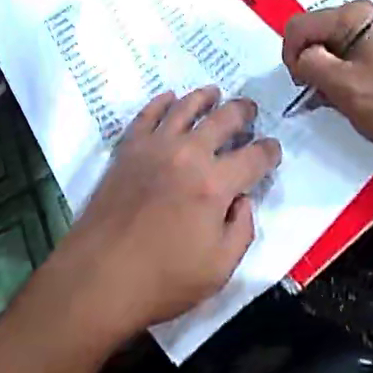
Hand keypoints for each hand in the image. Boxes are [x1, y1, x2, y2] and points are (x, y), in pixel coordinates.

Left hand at [44, 88, 280, 336]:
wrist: (99, 275)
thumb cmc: (163, 280)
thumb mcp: (220, 268)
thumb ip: (241, 228)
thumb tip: (242, 198)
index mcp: (215, 185)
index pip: (254, 157)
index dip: (270, 151)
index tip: (273, 150)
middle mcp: (188, 154)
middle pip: (223, 119)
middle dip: (243, 112)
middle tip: (250, 111)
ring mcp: (155, 146)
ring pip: (185, 107)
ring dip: (205, 97)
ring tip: (214, 93)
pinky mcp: (128, 148)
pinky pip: (148, 114)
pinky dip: (162, 102)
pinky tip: (170, 98)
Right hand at [282, 1, 372, 151]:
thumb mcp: (342, 85)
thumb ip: (310, 64)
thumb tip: (302, 59)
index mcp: (350, 15)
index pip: (298, 26)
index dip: (291, 56)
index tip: (303, 85)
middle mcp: (359, 15)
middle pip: (312, 33)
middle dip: (308, 63)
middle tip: (319, 93)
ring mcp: (371, 31)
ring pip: (326, 47)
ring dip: (323, 72)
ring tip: (336, 98)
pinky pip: (343, 55)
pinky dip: (338, 74)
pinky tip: (348, 96)